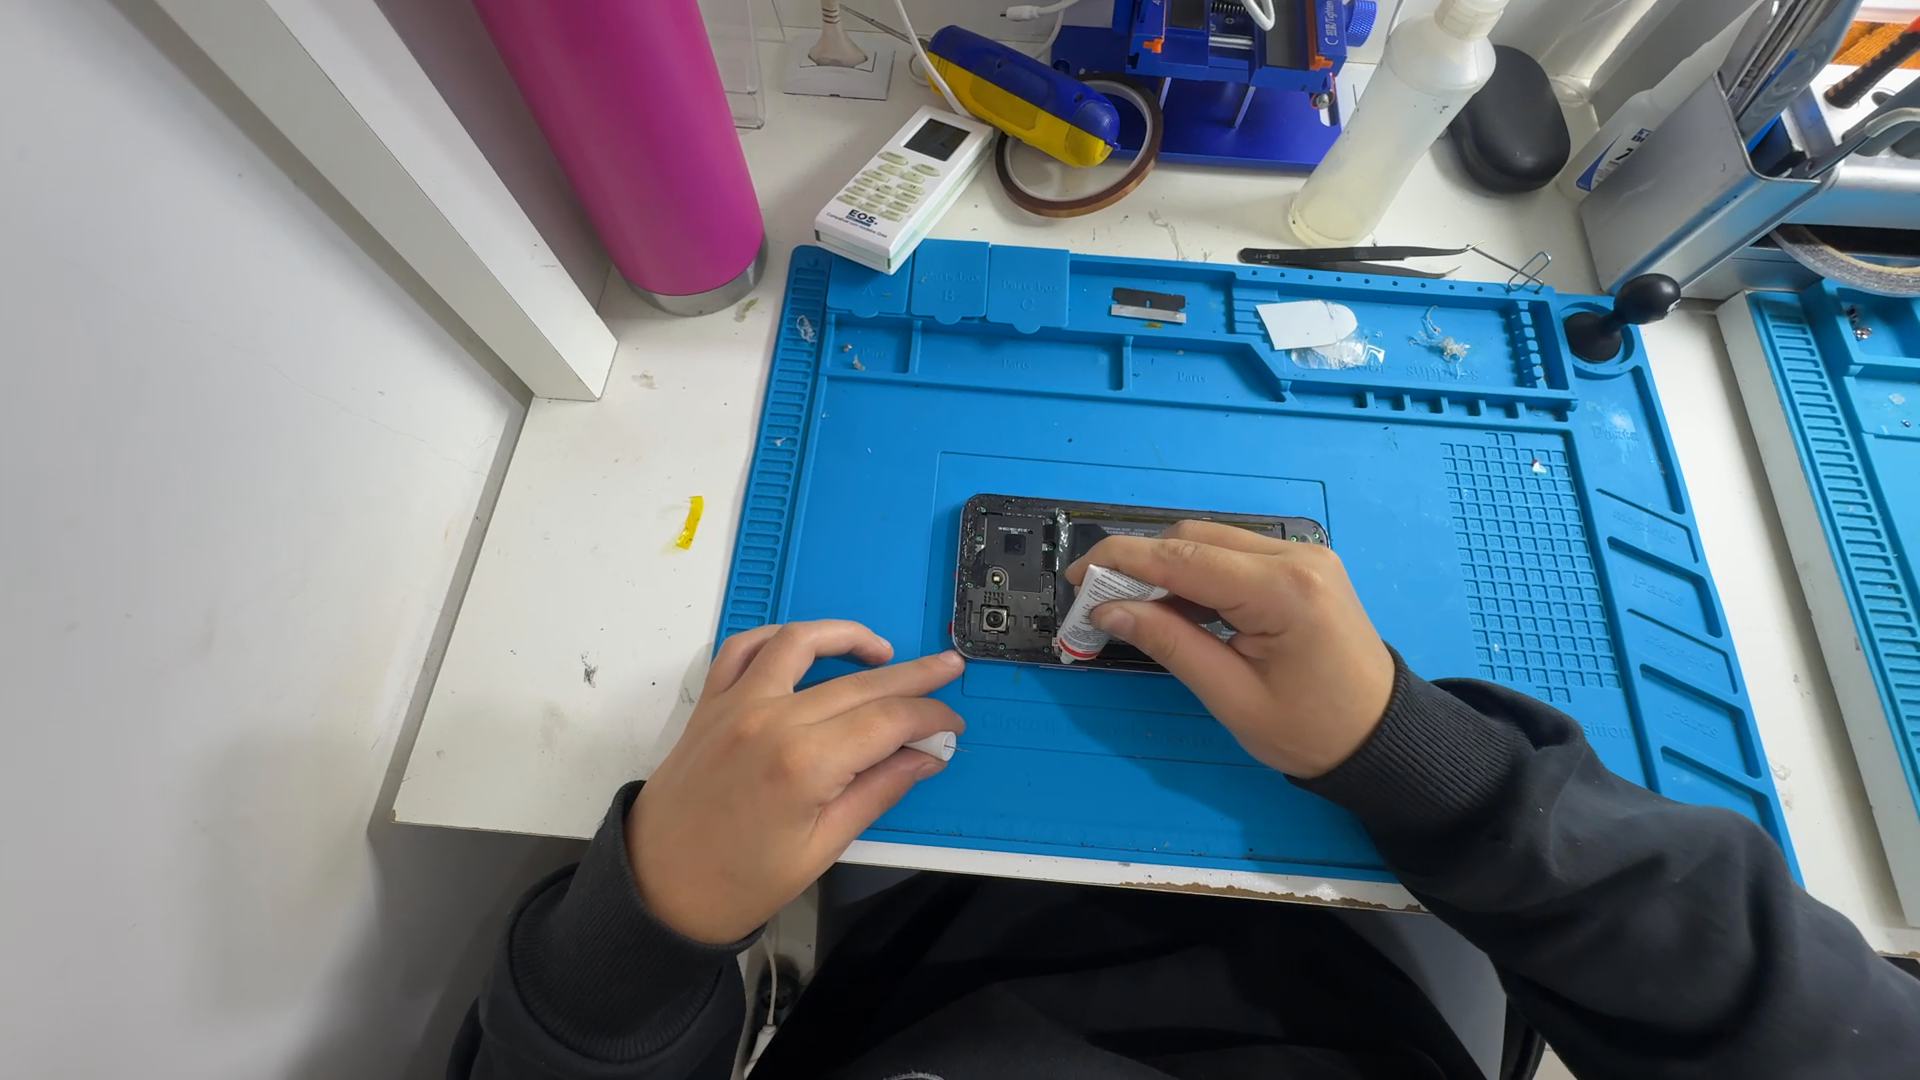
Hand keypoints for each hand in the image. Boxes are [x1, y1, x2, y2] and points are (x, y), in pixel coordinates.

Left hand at [628, 621, 963, 943]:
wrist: (654, 891)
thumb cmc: (738, 884)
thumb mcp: (823, 848)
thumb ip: (879, 790)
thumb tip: (928, 755)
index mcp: (803, 764)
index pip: (888, 720)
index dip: (929, 716)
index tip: (952, 723)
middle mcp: (771, 719)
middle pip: (861, 681)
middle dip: (914, 675)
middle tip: (947, 669)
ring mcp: (737, 703)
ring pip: (802, 642)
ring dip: (848, 636)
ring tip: (883, 651)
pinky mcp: (712, 702)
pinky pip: (745, 647)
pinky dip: (780, 637)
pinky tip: (807, 646)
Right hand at [1068, 521, 1392, 777]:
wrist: (1384, 739)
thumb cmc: (1311, 731)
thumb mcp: (1230, 697)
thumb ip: (1168, 643)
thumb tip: (1108, 609)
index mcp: (1282, 590)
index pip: (1180, 558)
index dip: (1119, 562)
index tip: (1077, 578)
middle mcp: (1294, 557)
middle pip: (1192, 538)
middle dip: (1138, 564)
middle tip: (1101, 602)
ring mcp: (1302, 556)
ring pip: (1208, 540)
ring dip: (1164, 567)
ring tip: (1134, 607)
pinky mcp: (1300, 565)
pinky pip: (1230, 554)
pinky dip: (1193, 573)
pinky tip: (1175, 605)